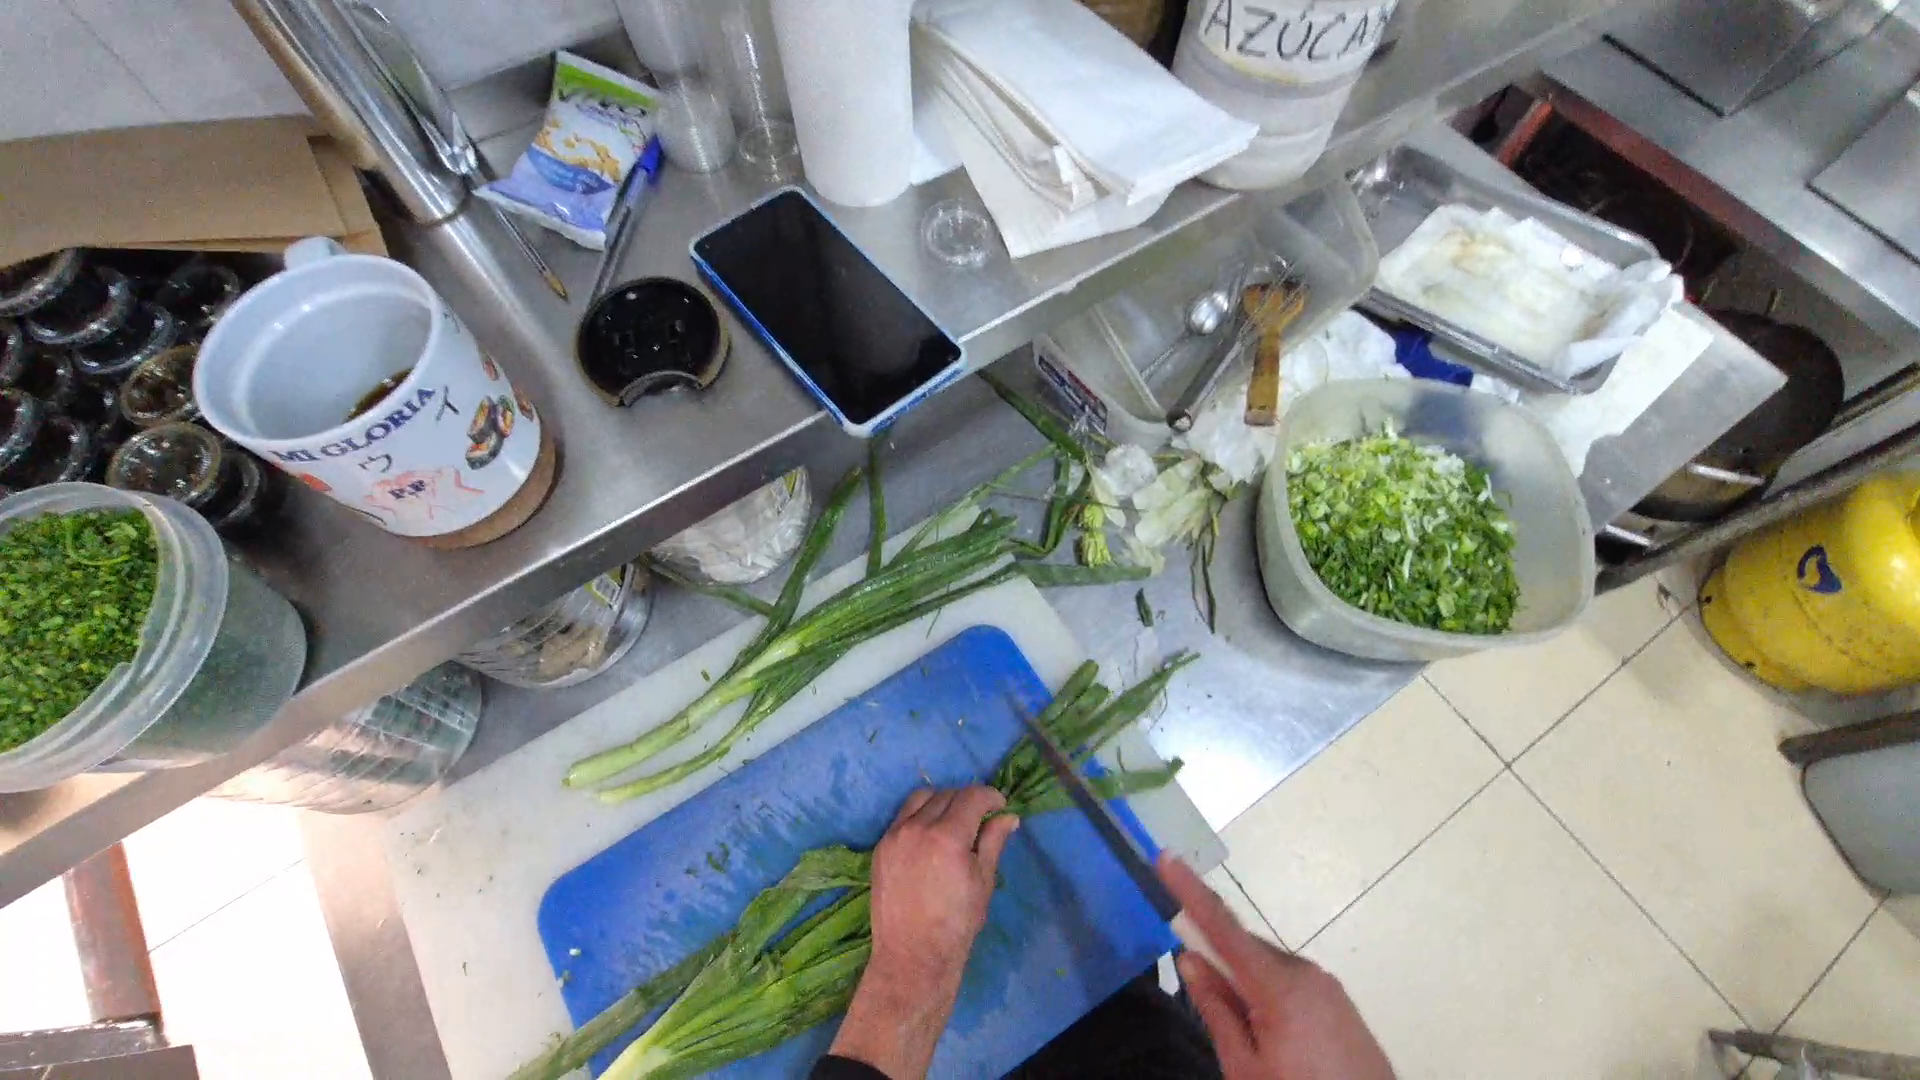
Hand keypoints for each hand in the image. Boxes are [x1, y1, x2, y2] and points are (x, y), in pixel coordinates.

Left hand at [829, 786, 1018, 1077]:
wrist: (913, 956)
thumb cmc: (956, 924)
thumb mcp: (983, 881)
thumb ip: (993, 841)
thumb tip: (1009, 816)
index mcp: (947, 836)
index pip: (972, 796)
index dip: (990, 797)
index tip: (1000, 806)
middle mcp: (918, 827)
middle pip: (948, 794)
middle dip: (968, 800)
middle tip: (980, 819)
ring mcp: (895, 835)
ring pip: (922, 798)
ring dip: (942, 802)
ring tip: (953, 823)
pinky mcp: (881, 846)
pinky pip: (903, 816)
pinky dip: (920, 815)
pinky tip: (930, 836)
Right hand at [1160, 853, 1394, 1079]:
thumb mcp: (1245, 1069)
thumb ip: (1216, 1009)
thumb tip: (1190, 960)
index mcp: (1278, 985)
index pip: (1222, 925)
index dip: (1190, 890)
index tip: (1165, 857)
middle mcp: (1305, 972)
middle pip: (1244, 948)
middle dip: (1218, 960)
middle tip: (1205, 999)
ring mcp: (1327, 987)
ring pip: (1266, 968)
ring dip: (1245, 983)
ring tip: (1248, 1038)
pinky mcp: (1340, 1003)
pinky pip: (1291, 983)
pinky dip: (1269, 994)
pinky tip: (1274, 1036)